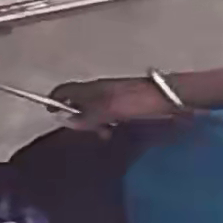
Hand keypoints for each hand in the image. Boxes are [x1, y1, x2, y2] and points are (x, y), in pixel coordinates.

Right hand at [50, 78, 181, 131]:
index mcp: (89, 88)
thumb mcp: (109, 110)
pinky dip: (108, 121)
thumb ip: (88, 117)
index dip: (54, 99)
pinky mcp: (127, 102)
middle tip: (90, 132)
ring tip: (108, 134)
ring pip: (94, 109)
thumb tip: (67, 122)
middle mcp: (97, 90)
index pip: (63, 90)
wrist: (171, 96)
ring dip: (95, 121)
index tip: (52, 112)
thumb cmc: (136, 101)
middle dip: (78, 116)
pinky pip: (109, 112)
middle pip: (78, 101)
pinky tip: (119, 130)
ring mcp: (113, 95)